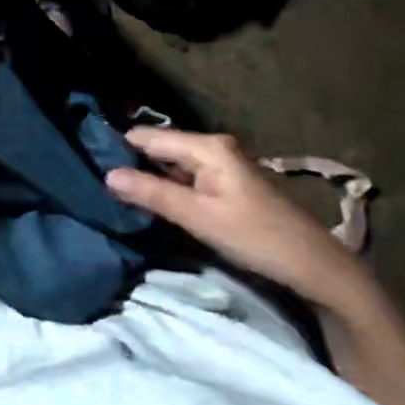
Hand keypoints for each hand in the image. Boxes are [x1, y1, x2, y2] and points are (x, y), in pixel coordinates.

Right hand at [108, 128, 369, 305]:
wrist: (317, 267)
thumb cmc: (259, 238)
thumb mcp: (200, 218)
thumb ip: (153, 194)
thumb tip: (107, 174)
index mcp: (208, 146)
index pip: (149, 137)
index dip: (118, 147)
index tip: (87, 162)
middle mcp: (214, 147)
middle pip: (160, 148)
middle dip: (131, 162)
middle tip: (96, 181)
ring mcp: (222, 166)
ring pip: (172, 164)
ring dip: (148, 177)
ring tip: (113, 191)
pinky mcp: (227, 185)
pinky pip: (186, 178)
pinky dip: (167, 187)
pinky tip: (148, 201)